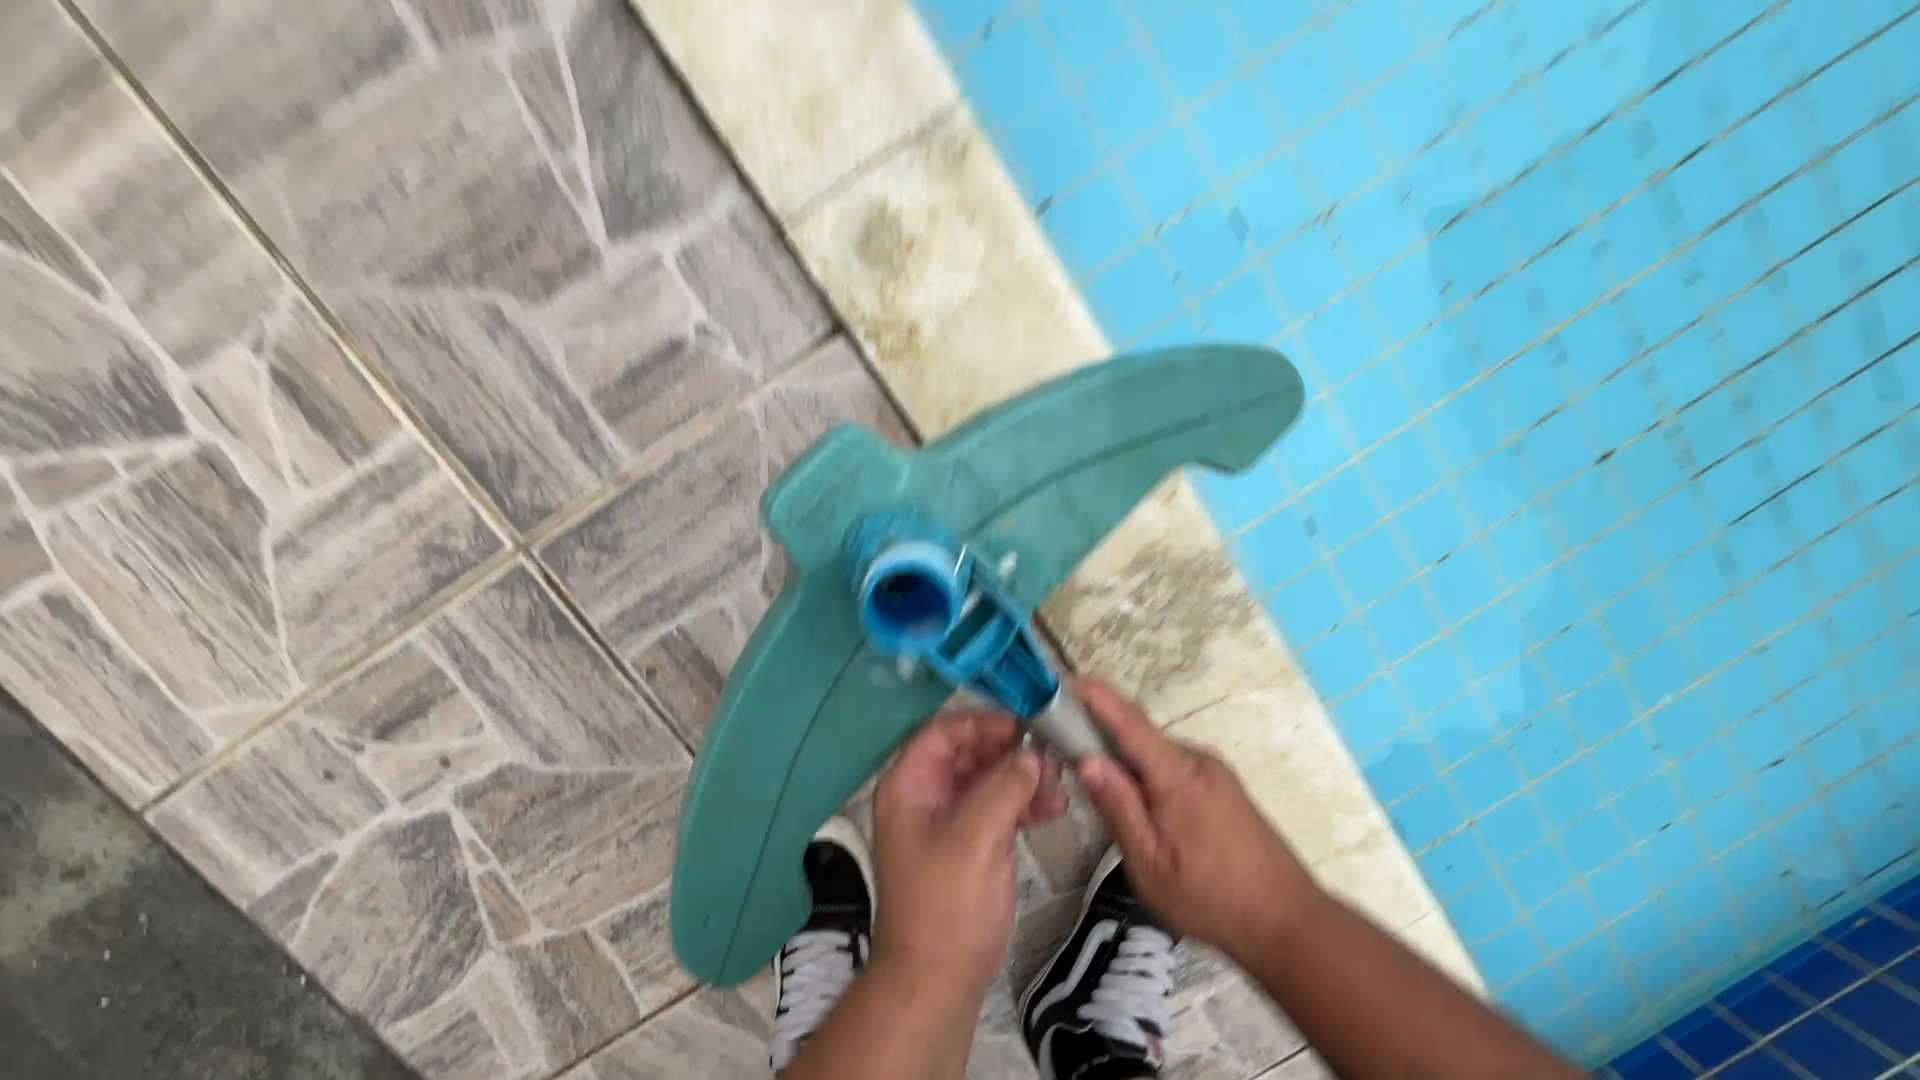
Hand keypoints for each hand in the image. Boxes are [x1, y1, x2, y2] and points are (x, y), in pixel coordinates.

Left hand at [871, 710, 1066, 989]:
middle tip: (1051, 756)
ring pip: (991, 780)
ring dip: (1025, 778)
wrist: (939, 978)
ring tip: (1060, 785)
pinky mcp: (976, 844)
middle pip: (971, 753)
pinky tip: (1056, 808)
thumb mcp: (974, 837)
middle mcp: (928, 796)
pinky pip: (1002, 808)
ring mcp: (953, 821)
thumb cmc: (946, 903)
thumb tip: (1030, 753)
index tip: (1024, 726)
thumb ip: (1003, 787)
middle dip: (1011, 752)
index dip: (982, 723)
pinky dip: (1027, 804)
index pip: (944, 732)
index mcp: (910, 786)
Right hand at [1073, 681, 1321, 957]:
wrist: (1288, 921)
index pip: (1130, 723)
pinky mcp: (1222, 789)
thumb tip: (1086, 759)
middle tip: (1062, 757)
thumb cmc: (1212, 898)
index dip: (1098, 699)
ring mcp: (1214, 773)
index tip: (1065, 682)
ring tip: (1099, 795)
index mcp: (1179, 776)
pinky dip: (1148, 778)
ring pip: (1156, 757)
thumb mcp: (1151, 863)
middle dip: (1102, 740)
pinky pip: (1173, 770)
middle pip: (1140, 738)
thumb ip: (1119, 807)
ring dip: (1126, 765)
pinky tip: (1139, 811)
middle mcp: (1198, 761)